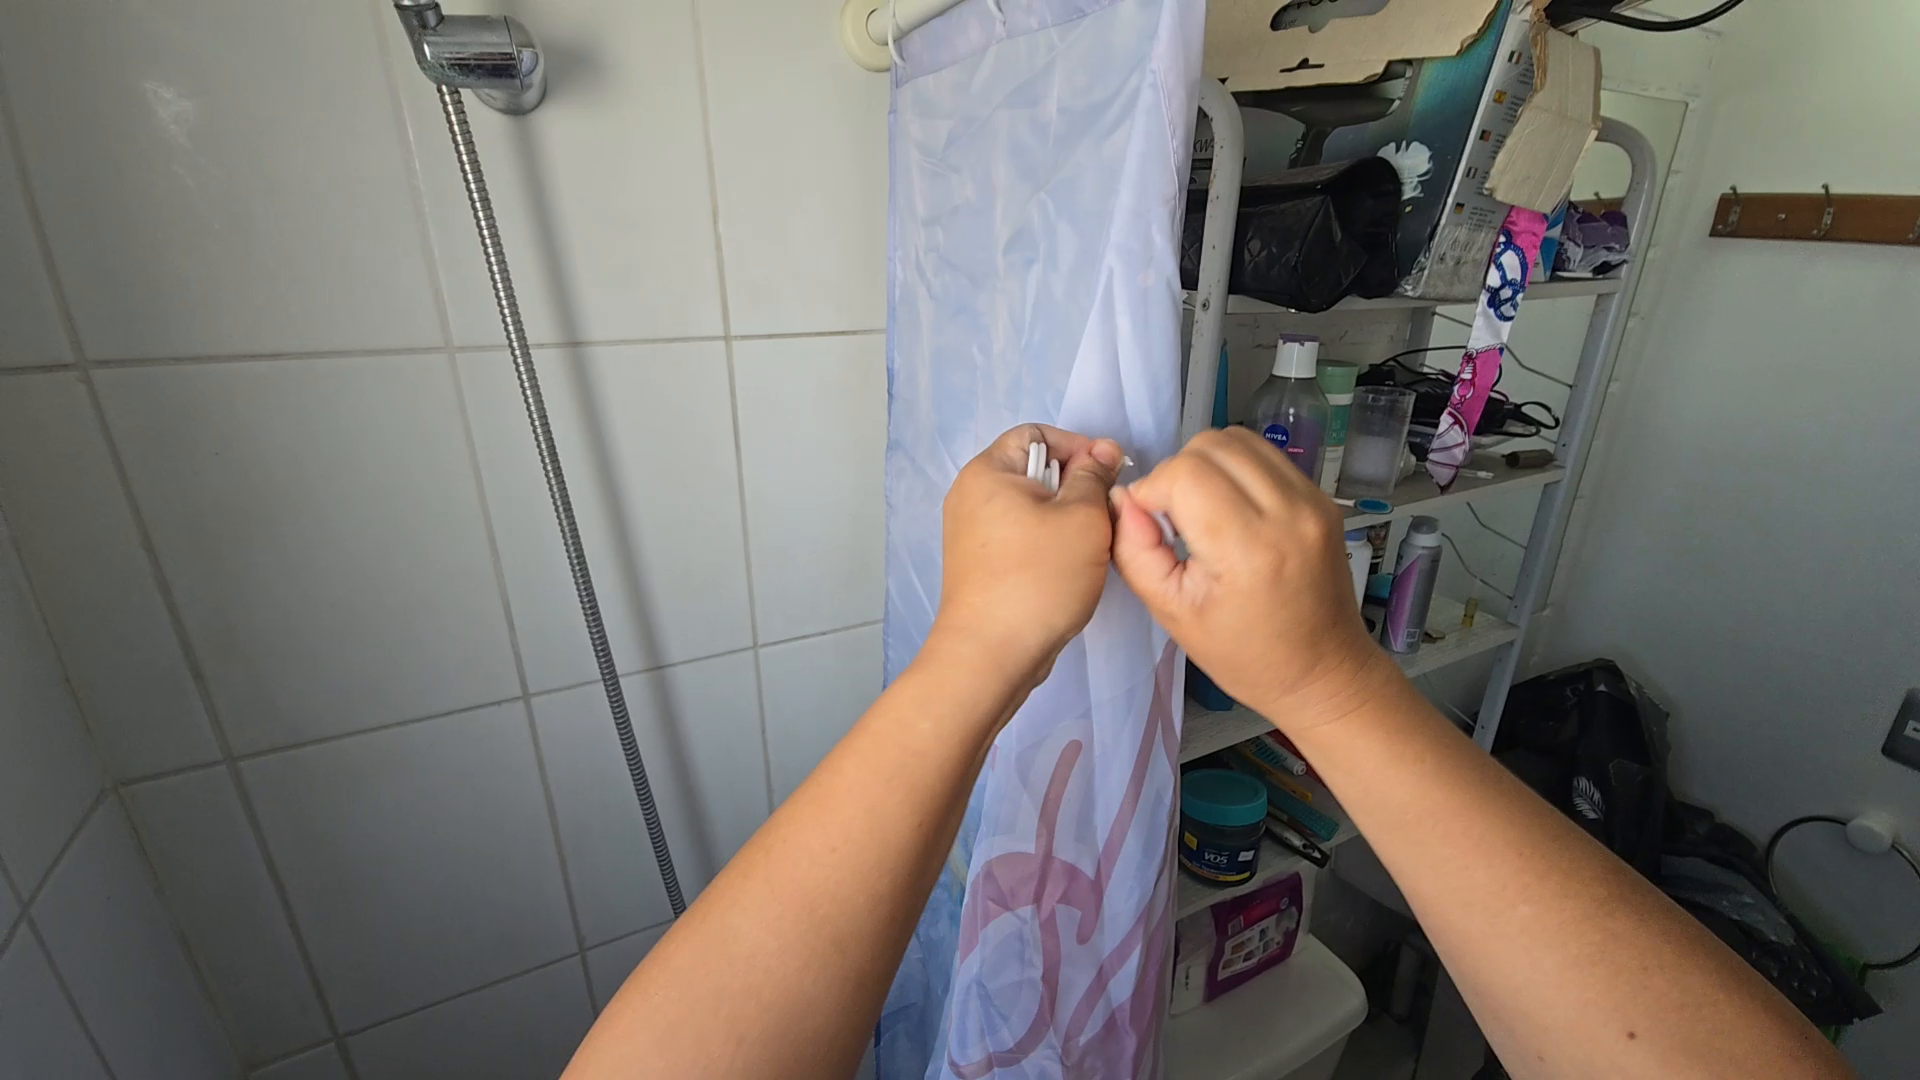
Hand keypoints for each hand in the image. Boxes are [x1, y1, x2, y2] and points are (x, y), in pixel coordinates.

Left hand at [929, 424, 1125, 692]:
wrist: (992, 653)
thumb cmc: (1039, 577)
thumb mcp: (1081, 518)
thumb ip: (1095, 476)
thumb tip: (1103, 451)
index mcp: (987, 472)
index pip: (1037, 434)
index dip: (1079, 445)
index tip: (1111, 473)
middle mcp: (971, 496)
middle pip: (1035, 471)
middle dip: (1077, 486)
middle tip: (1107, 514)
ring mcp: (972, 534)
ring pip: (1032, 508)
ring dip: (1067, 520)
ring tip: (1093, 545)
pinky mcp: (980, 566)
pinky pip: (1021, 538)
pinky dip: (1048, 544)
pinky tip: (1071, 569)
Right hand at [1110, 428, 1392, 732]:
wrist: (1321, 673)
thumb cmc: (1241, 653)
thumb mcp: (1171, 611)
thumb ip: (1134, 551)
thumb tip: (1122, 499)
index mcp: (1247, 547)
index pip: (1184, 473)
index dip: (1152, 489)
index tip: (1148, 523)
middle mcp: (1287, 511)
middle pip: (1209, 446)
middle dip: (1175, 473)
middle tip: (1172, 516)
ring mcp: (1311, 499)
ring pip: (1237, 439)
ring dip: (1204, 463)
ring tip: (1199, 507)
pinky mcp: (1321, 497)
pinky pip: (1264, 455)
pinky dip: (1233, 468)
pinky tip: (1228, 507)